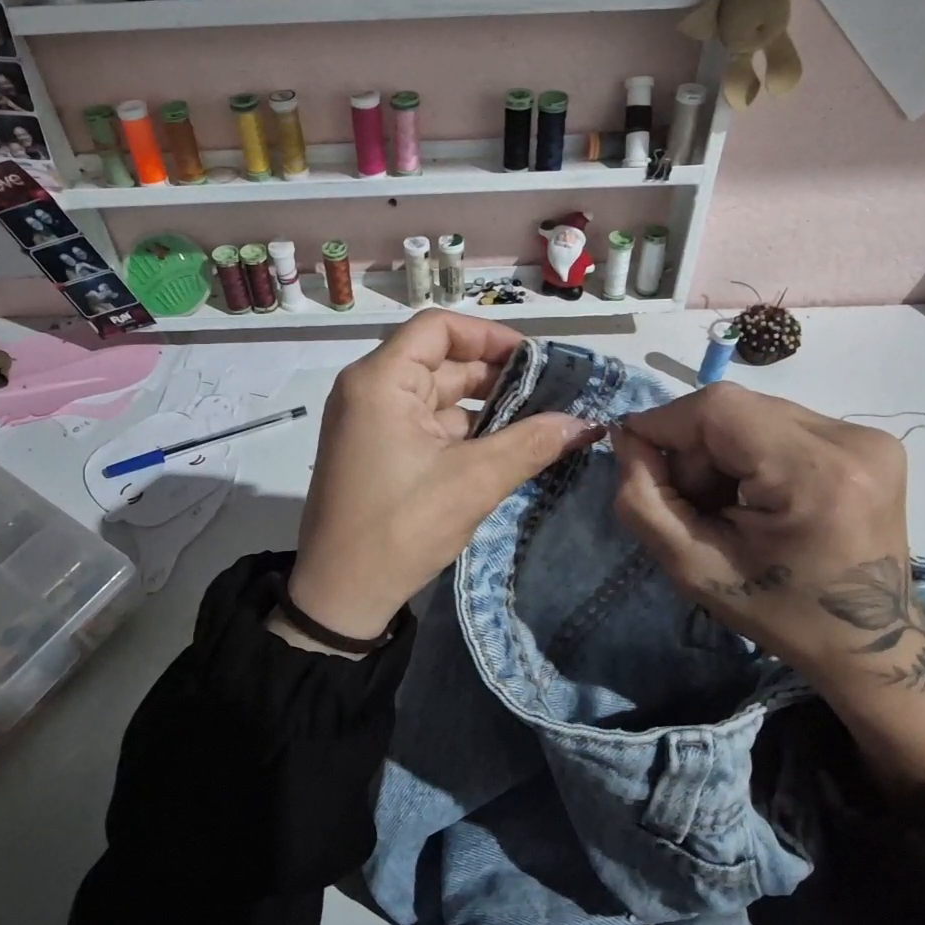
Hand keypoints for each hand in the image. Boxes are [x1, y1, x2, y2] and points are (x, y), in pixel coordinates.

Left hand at [291, 312, 604, 639]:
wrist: (339, 596)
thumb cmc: (401, 527)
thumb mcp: (473, 482)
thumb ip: (531, 443)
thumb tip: (585, 423)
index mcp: (380, 381)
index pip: (438, 328)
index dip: (488, 336)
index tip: (533, 359)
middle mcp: (369, 390)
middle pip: (439, 360)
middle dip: (494, 374)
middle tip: (549, 393)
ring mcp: (369, 422)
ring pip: (434, 395)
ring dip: (482, 405)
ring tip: (537, 420)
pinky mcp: (375, 451)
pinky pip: (424, 424)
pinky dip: (461, 430)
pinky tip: (504, 446)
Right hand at [612, 383, 924, 783]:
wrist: (870, 642)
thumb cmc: (780, 613)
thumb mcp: (693, 569)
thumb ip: (644, 500)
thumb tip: (627, 437)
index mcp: (816, 477)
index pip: (718, 409)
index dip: (665, 423)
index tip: (638, 458)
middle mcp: (851, 441)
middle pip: (736, 407)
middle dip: (695, 447)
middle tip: (693, 502)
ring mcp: (869, 436)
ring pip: (756, 411)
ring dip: (723, 448)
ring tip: (730, 504)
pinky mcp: (873, 439)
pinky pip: (783, 423)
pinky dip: (754, 450)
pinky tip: (762, 495)